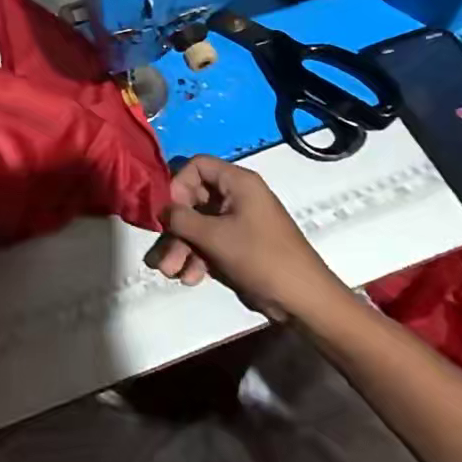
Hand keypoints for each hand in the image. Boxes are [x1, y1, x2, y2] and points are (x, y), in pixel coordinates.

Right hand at [143, 155, 351, 322]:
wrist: (299, 296)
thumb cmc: (260, 256)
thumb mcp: (215, 236)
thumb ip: (182, 219)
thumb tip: (162, 208)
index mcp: (238, 182)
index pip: (198, 165)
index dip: (179, 184)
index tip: (169, 212)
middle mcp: (237, 196)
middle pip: (194, 199)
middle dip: (176, 227)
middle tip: (163, 253)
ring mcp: (238, 221)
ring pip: (199, 225)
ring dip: (182, 247)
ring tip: (172, 272)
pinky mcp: (238, 245)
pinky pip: (210, 243)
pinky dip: (197, 257)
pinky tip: (191, 278)